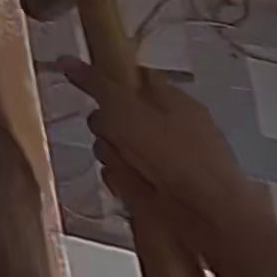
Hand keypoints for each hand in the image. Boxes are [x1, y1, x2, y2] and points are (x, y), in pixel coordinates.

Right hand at [57, 57, 274, 258]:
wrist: (213, 219)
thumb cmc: (170, 152)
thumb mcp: (124, 108)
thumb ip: (93, 82)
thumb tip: (63, 57)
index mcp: (172, 98)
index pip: (131, 76)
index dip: (108, 81)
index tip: (92, 90)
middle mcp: (170, 125)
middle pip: (116, 112)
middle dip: (105, 126)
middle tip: (111, 135)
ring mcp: (168, 157)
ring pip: (116, 143)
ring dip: (111, 154)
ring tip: (124, 166)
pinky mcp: (161, 186)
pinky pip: (125, 171)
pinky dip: (122, 178)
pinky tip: (128, 185)